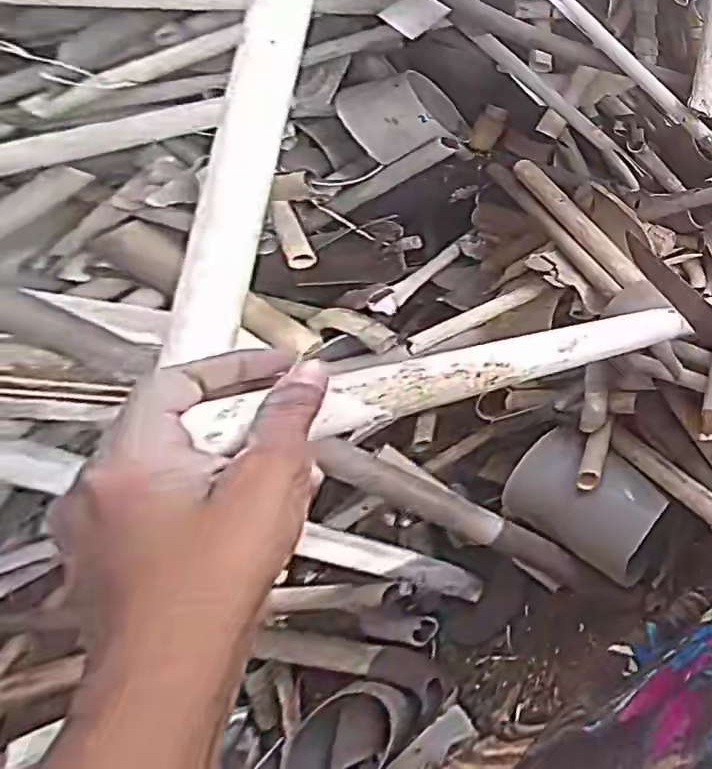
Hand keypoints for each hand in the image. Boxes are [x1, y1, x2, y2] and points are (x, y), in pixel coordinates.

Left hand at [51, 350, 326, 659]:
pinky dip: (224, 485)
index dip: (238, 365)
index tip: (282, 365)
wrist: (179, 655)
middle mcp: (100, 489)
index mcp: (128, 463)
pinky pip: (177, 494)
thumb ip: (289, 418)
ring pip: (183, 460)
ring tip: (290, 468)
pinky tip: (265, 504)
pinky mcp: (122, 549)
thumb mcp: (273, 476)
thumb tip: (304, 380)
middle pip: (182, 422)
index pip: (177, 383)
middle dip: (250, 416)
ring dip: (242, 453)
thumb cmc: (210, 578)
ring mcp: (104, 523)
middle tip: (298, 415)